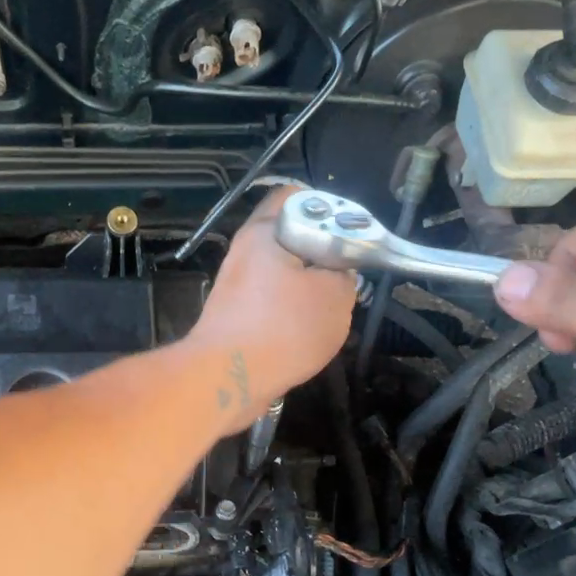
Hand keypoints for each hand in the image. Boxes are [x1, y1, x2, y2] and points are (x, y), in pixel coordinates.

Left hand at [186, 186, 357, 430]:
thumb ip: (343, 274)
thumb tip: (337, 273)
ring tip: (330, 307)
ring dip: (306, 287)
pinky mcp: (232, 316)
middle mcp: (244, 252)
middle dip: (321, 253)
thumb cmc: (282, 330)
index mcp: (264, 232)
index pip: (295, 195)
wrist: (226, 380)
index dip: (328, 208)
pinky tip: (306, 333)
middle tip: (345, 274)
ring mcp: (234, 286)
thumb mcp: (335, 297)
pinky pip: (268, 303)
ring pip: (281, 273)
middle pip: (290, 238)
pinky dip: (288, 313)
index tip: (350, 233)